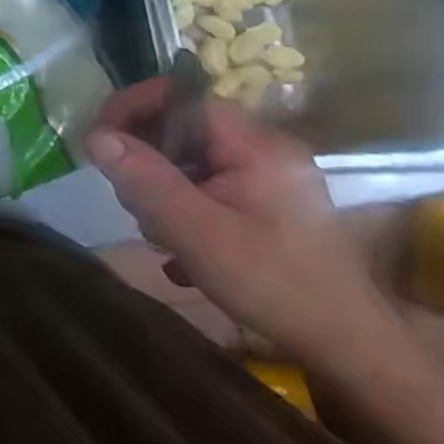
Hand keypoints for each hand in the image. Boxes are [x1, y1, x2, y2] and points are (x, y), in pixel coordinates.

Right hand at [85, 78, 395, 363]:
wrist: (347, 348)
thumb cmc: (273, 284)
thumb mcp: (198, 232)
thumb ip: (146, 180)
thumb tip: (96, 135)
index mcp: (256, 145)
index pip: (183, 96)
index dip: (134, 107)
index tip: (99, 138)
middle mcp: (263, 151)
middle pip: (180, 131)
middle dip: (146, 162)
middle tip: (134, 205)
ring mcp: (266, 179)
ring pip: (188, 163)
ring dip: (162, 194)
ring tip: (163, 238)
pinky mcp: (266, 205)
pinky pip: (206, 188)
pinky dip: (183, 210)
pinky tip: (180, 251)